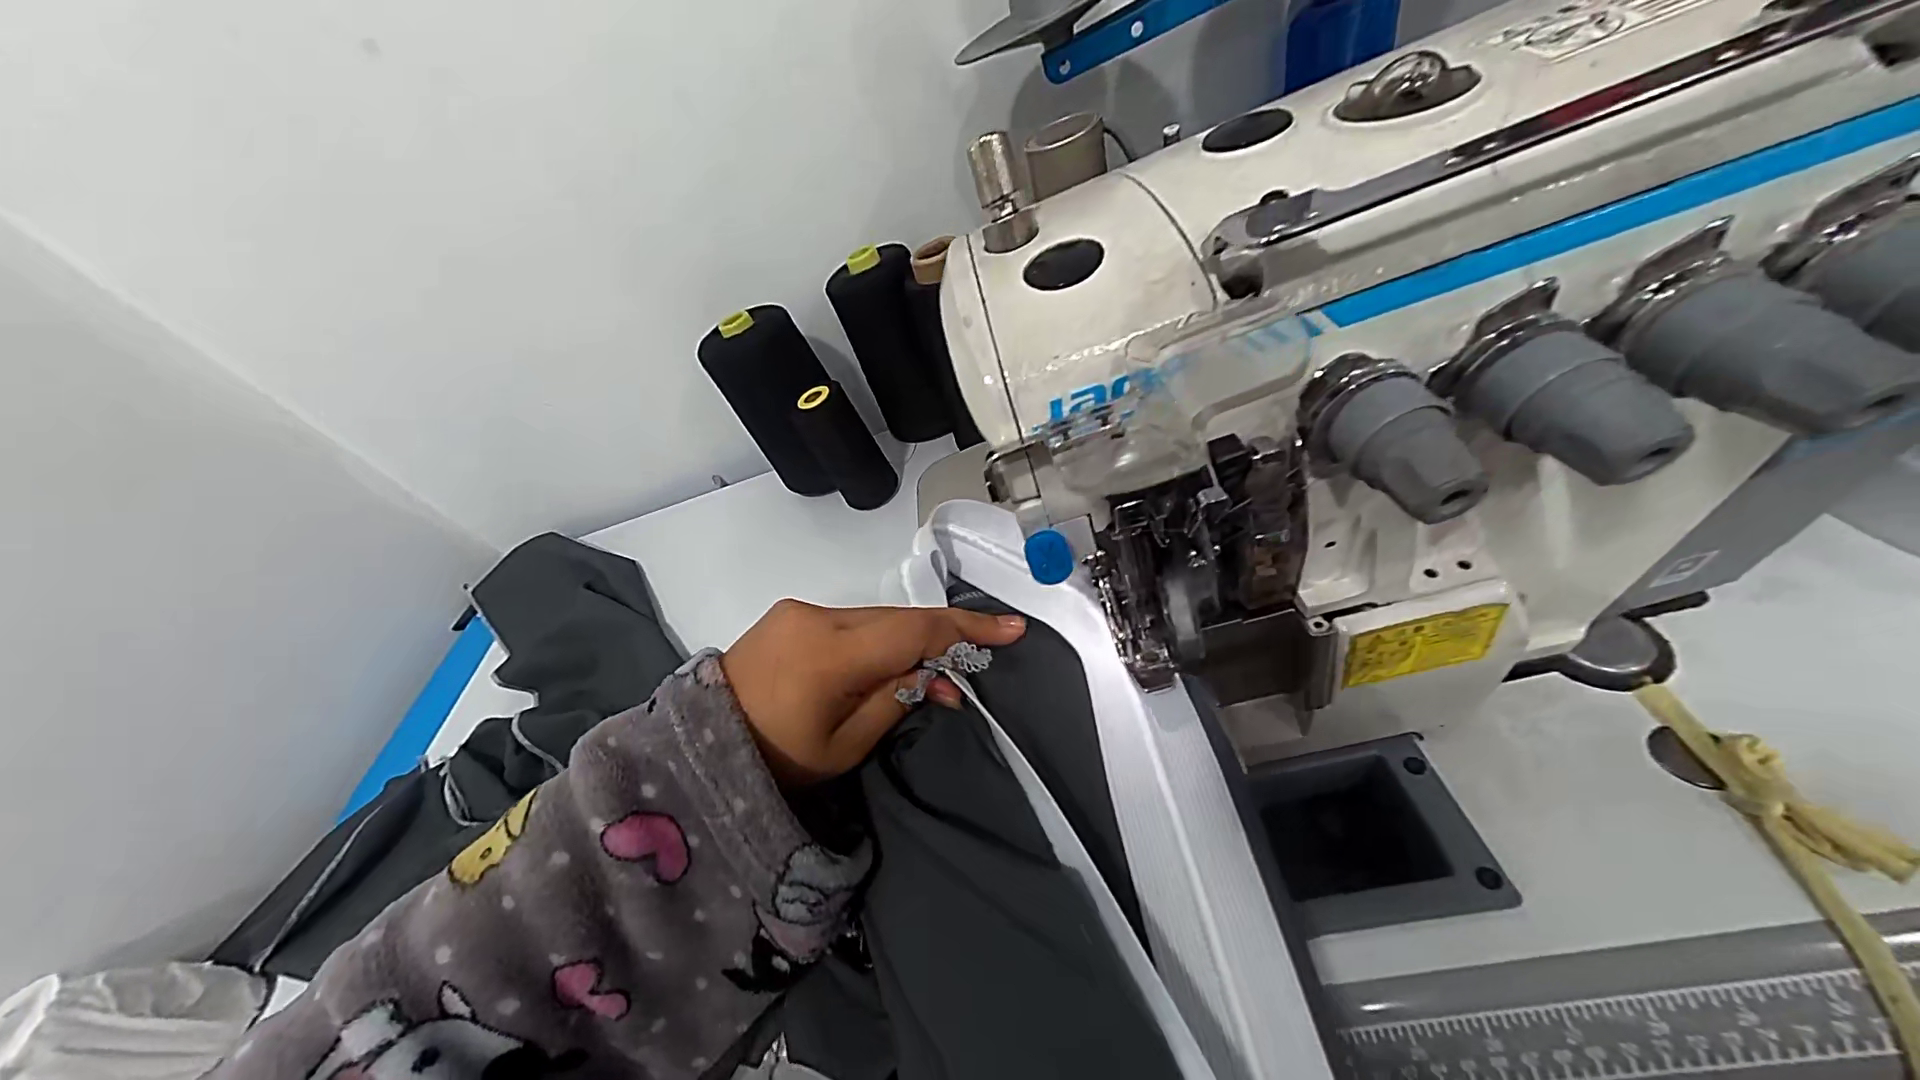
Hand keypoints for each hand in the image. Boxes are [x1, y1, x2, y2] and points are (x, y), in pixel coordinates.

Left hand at [721, 599, 1026, 786]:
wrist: (700, 744)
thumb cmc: (776, 759)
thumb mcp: (843, 747)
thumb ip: (895, 700)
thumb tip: (934, 673)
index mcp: (829, 655)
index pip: (914, 630)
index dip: (966, 628)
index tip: (1010, 629)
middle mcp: (816, 618)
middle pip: (898, 619)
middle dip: (938, 641)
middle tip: (961, 679)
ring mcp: (799, 611)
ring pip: (876, 618)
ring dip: (906, 642)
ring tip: (924, 680)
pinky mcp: (789, 614)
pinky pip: (851, 620)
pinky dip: (878, 638)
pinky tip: (885, 665)